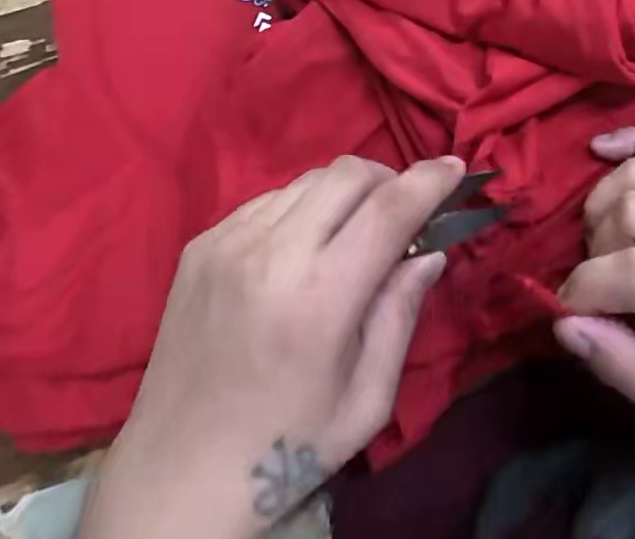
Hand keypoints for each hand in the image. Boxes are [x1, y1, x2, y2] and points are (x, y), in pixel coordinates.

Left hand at [80, 155, 463, 538]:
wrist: (180, 469)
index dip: (429, 180)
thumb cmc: (288, 445)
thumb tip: (429, 251)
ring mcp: (227, 241)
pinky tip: (299, 249)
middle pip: (346, 174)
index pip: (388, 211)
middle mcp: (270, 255)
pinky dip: (300, 209)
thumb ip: (400, 314)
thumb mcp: (366, 399)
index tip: (454, 165)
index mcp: (319, 300)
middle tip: (401, 212)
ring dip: (343, 193)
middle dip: (387, 179)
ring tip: (348, 234)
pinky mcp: (202, 243)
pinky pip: (268, 200)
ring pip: (306, 180)